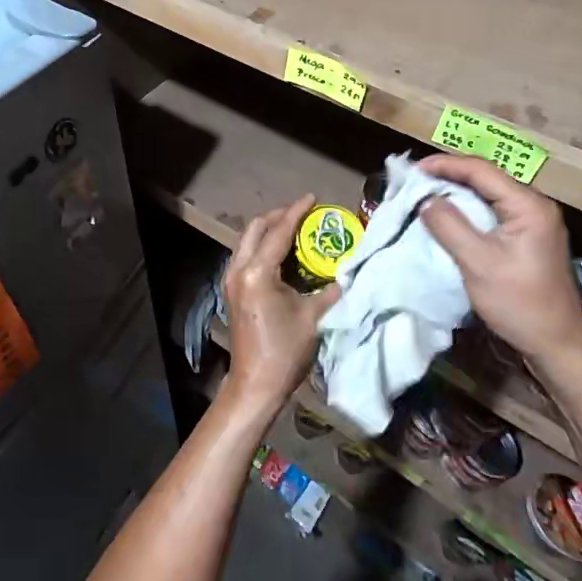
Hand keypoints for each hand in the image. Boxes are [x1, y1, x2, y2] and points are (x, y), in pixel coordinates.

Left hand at [221, 194, 340, 409]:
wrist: (256, 382)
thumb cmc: (285, 350)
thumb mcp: (314, 316)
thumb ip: (332, 289)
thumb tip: (351, 271)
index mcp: (257, 272)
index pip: (278, 232)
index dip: (297, 212)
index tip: (313, 198)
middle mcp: (238, 269)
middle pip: (255, 229)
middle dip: (278, 217)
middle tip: (304, 213)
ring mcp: (231, 279)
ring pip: (247, 242)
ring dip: (269, 231)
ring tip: (296, 230)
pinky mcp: (232, 290)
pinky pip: (246, 256)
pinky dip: (263, 247)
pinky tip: (283, 254)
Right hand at [417, 155, 581, 361]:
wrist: (554, 343)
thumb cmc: (518, 302)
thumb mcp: (477, 262)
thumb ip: (449, 225)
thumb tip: (425, 199)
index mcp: (528, 206)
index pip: (482, 170)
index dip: (445, 165)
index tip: (412, 170)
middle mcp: (534, 207)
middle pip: (485, 178)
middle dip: (448, 176)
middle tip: (413, 183)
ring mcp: (532, 223)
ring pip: (487, 195)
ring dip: (455, 193)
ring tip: (423, 196)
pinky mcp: (525, 238)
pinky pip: (490, 212)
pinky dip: (465, 210)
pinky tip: (445, 217)